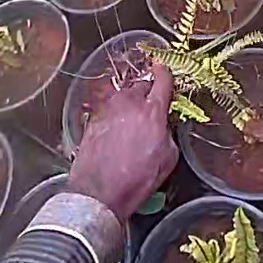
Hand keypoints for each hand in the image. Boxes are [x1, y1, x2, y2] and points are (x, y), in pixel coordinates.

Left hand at [67, 63, 176, 218]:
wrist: (99, 192)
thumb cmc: (136, 179)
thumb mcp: (168, 158)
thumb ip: (168, 132)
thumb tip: (163, 126)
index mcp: (152, 111)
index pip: (162, 79)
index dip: (165, 73)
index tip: (164, 70)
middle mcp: (129, 103)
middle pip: (142, 85)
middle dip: (148, 92)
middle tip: (150, 107)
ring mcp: (109, 109)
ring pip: (124, 96)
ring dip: (130, 103)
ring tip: (132, 122)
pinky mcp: (93, 118)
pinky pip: (109, 108)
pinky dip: (115, 114)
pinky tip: (116, 131)